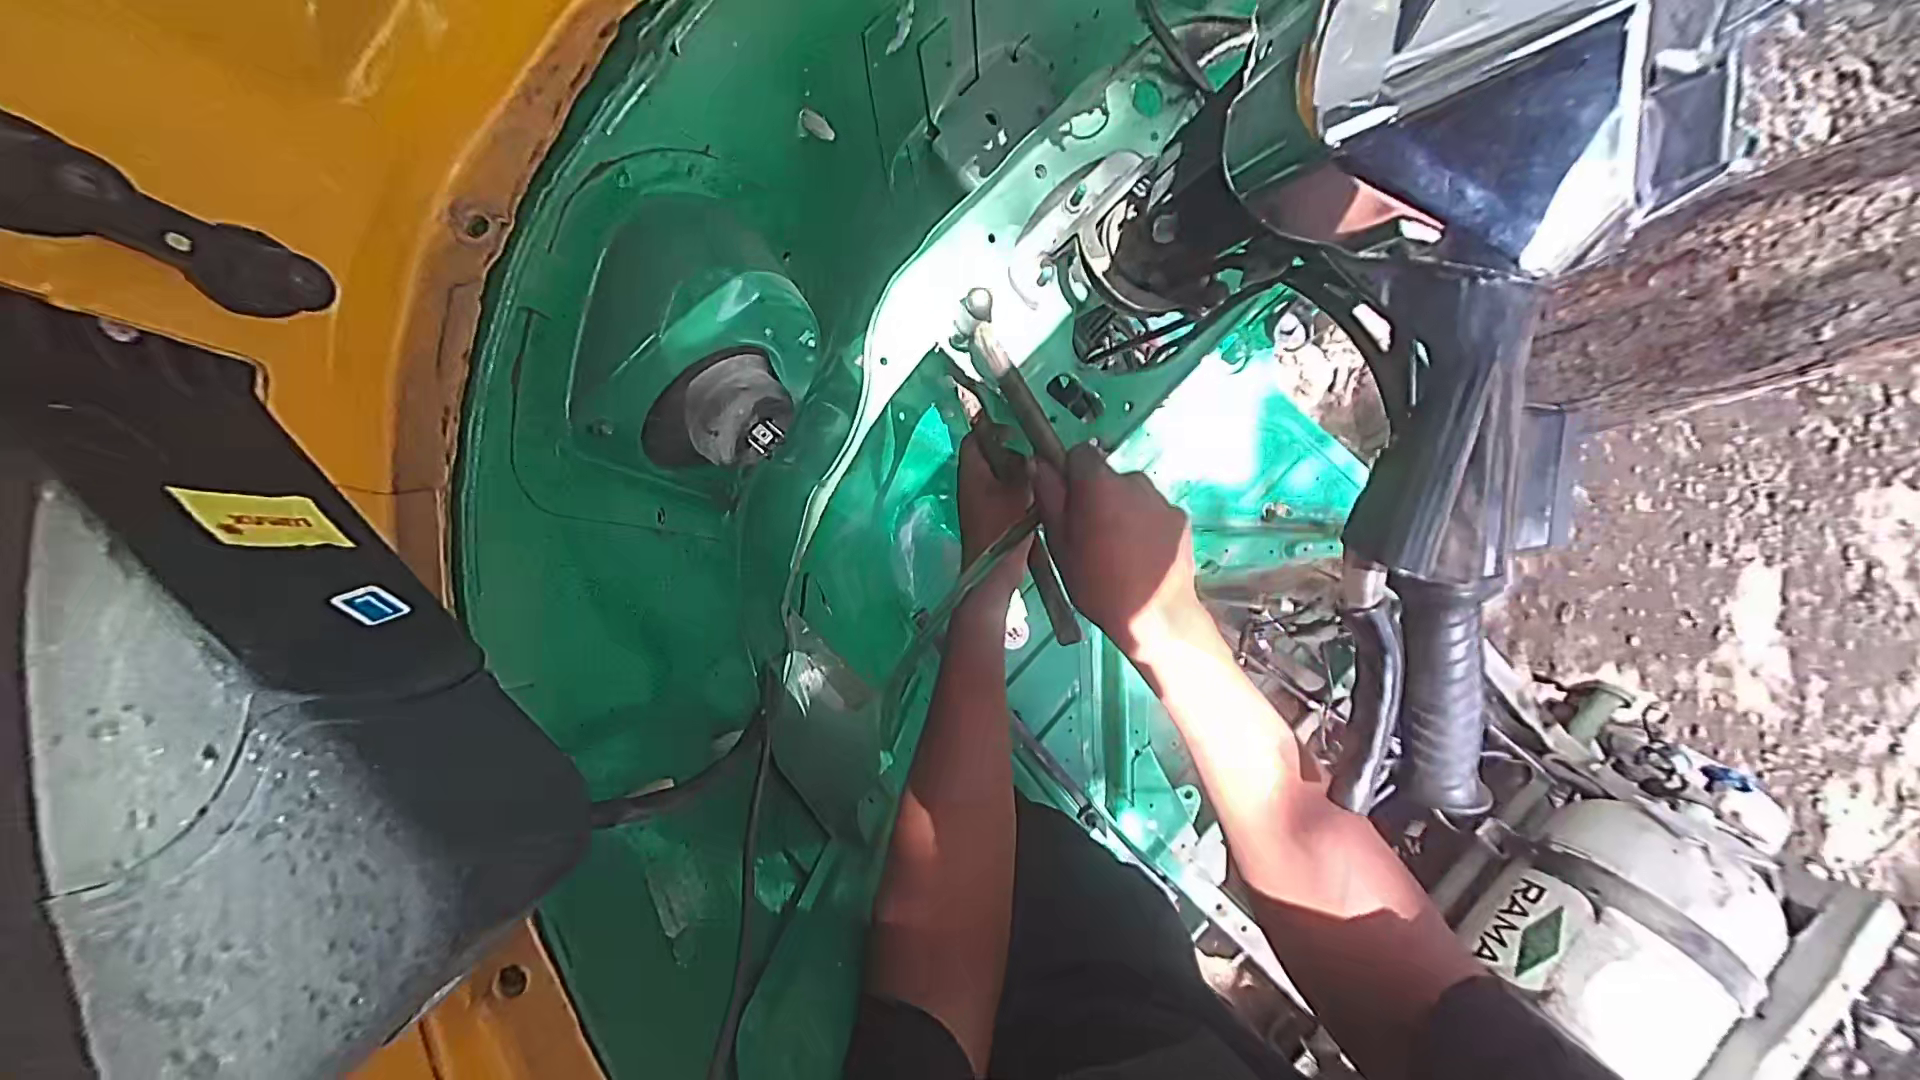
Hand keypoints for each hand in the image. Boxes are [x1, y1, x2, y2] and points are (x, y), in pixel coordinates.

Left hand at [957, 426, 1033, 597]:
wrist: (994, 571)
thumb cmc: (1003, 529)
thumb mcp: (1020, 490)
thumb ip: (1023, 467)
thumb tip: (1028, 454)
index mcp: (971, 472)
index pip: (974, 437)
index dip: (993, 429)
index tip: (1015, 433)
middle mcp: (969, 484)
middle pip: (987, 457)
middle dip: (1010, 455)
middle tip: (1032, 460)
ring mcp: (976, 502)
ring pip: (996, 478)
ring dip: (1015, 476)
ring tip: (1035, 481)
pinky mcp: (985, 518)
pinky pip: (1000, 495)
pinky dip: (1015, 493)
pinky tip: (1032, 502)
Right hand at [1032, 444, 1203, 653]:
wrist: (1156, 616)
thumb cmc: (1098, 583)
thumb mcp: (1059, 544)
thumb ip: (1049, 498)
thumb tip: (1040, 464)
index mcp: (1098, 484)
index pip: (1078, 453)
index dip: (1068, 474)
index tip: (1066, 502)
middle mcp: (1133, 480)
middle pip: (1106, 475)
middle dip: (1096, 495)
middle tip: (1089, 533)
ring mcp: (1161, 498)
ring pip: (1130, 493)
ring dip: (1121, 509)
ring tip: (1117, 549)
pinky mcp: (1180, 517)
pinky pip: (1152, 511)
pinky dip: (1144, 524)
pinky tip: (1141, 555)